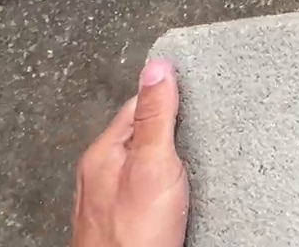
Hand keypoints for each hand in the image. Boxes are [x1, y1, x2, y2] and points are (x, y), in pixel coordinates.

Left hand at [72, 59, 189, 246]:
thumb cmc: (135, 236)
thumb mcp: (153, 165)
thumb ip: (156, 116)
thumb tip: (157, 67)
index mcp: (102, 154)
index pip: (138, 103)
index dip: (169, 96)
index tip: (196, 92)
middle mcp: (99, 174)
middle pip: (140, 131)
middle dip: (170, 125)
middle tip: (199, 124)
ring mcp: (108, 199)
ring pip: (143, 159)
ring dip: (167, 153)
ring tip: (191, 152)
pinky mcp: (123, 218)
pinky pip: (146, 183)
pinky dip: (165, 178)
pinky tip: (177, 186)